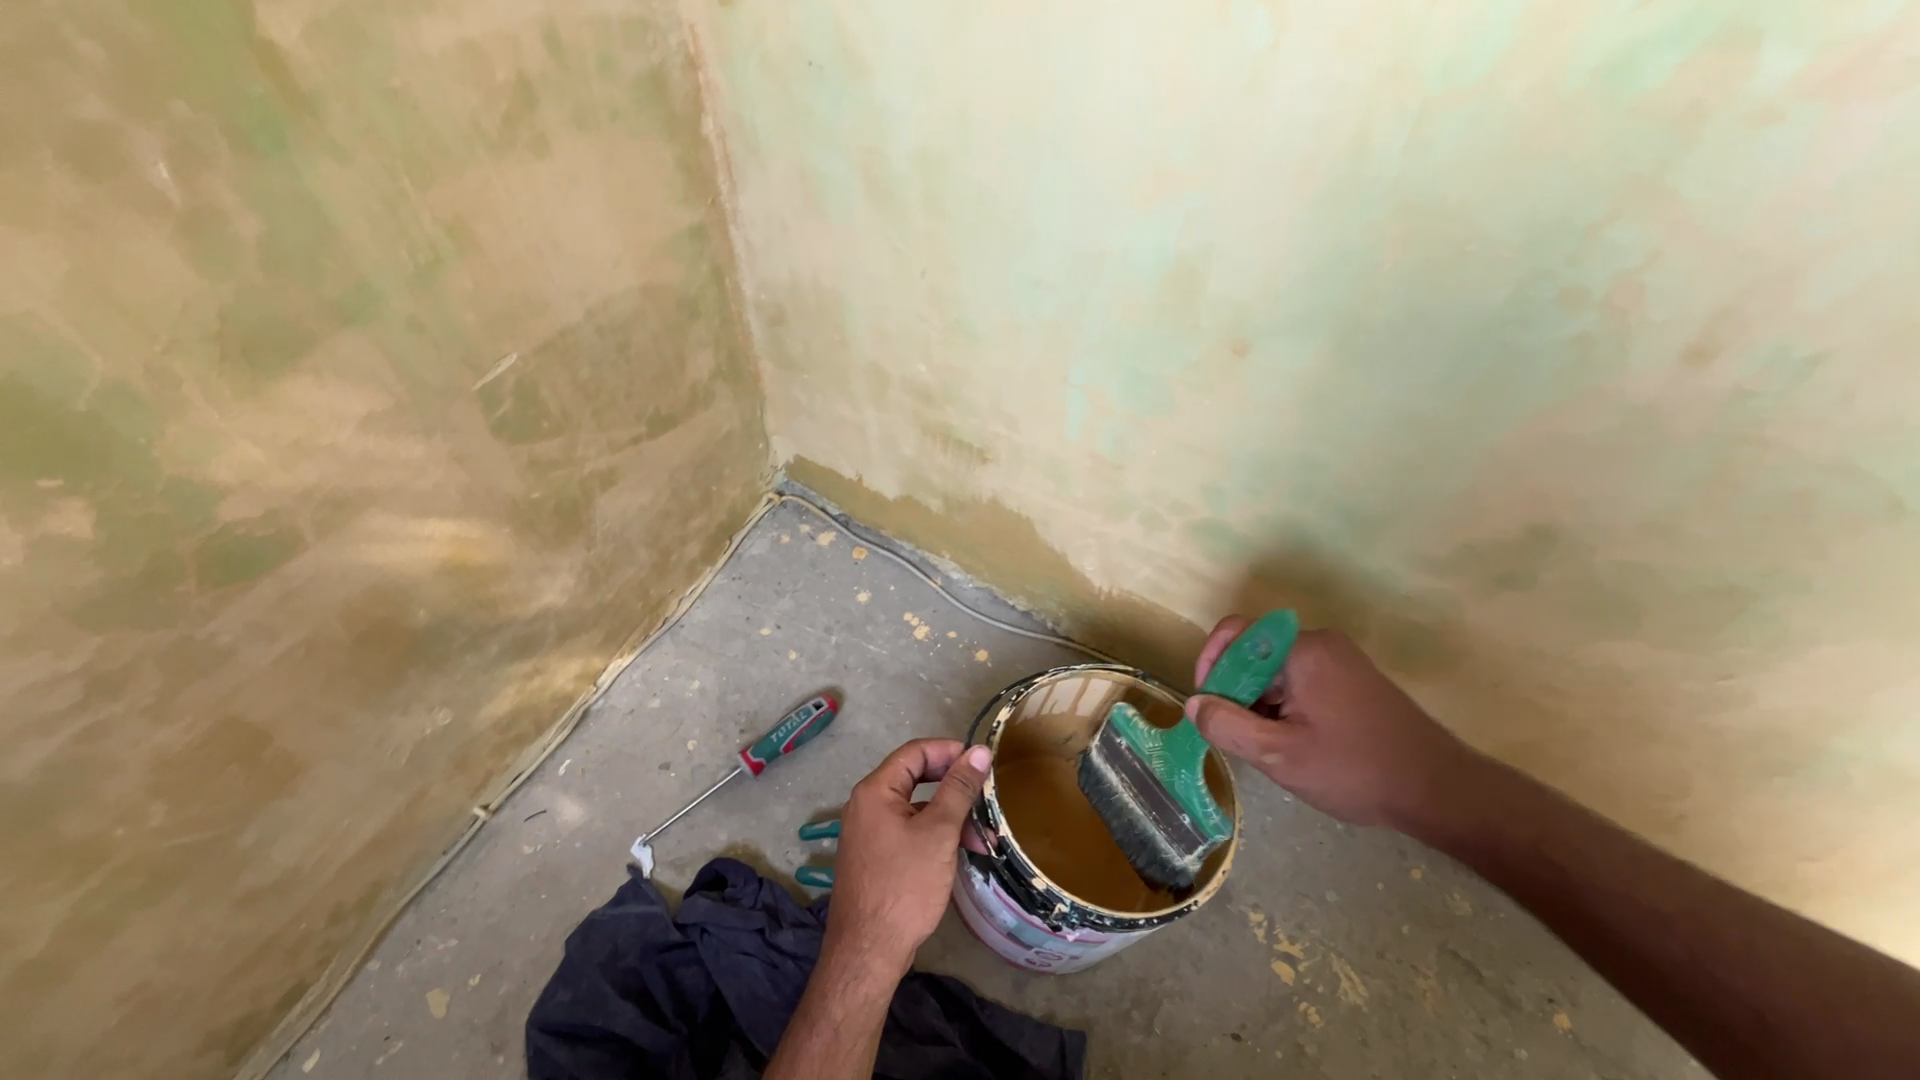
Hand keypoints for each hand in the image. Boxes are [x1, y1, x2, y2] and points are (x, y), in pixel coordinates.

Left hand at [824, 738, 991, 975]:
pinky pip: (908, 831)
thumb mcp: (939, 833)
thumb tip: (979, 751)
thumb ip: (959, 789)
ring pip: (914, 808)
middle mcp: (866, 805)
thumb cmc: (905, 885)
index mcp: (875, 791)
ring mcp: (868, 833)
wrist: (868, 950)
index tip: (982, 764)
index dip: (950, 751)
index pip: (915, 752)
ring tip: (982, 838)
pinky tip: (959, 854)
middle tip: (985, 795)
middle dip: (953, 785)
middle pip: (914, 777)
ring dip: (949, 816)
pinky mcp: (875, 857)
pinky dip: (934, 835)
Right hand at [1186, 616, 1478, 829]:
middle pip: (1254, 653)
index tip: (1207, 708)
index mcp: (1302, 650)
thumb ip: (1227, 726)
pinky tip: (1295, 745)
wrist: (1440, 791)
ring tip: (1271, 748)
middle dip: (1236, 692)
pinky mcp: (1352, 682)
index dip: (1210, 665)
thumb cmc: (1356, 770)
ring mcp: (1340, 662)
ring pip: (1275, 672)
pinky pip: (1299, 683)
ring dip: (1260, 704)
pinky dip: (1285, 708)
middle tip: (1239, 737)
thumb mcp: (1280, 755)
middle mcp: (1321, 644)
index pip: (1235, 633)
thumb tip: (1193, 704)